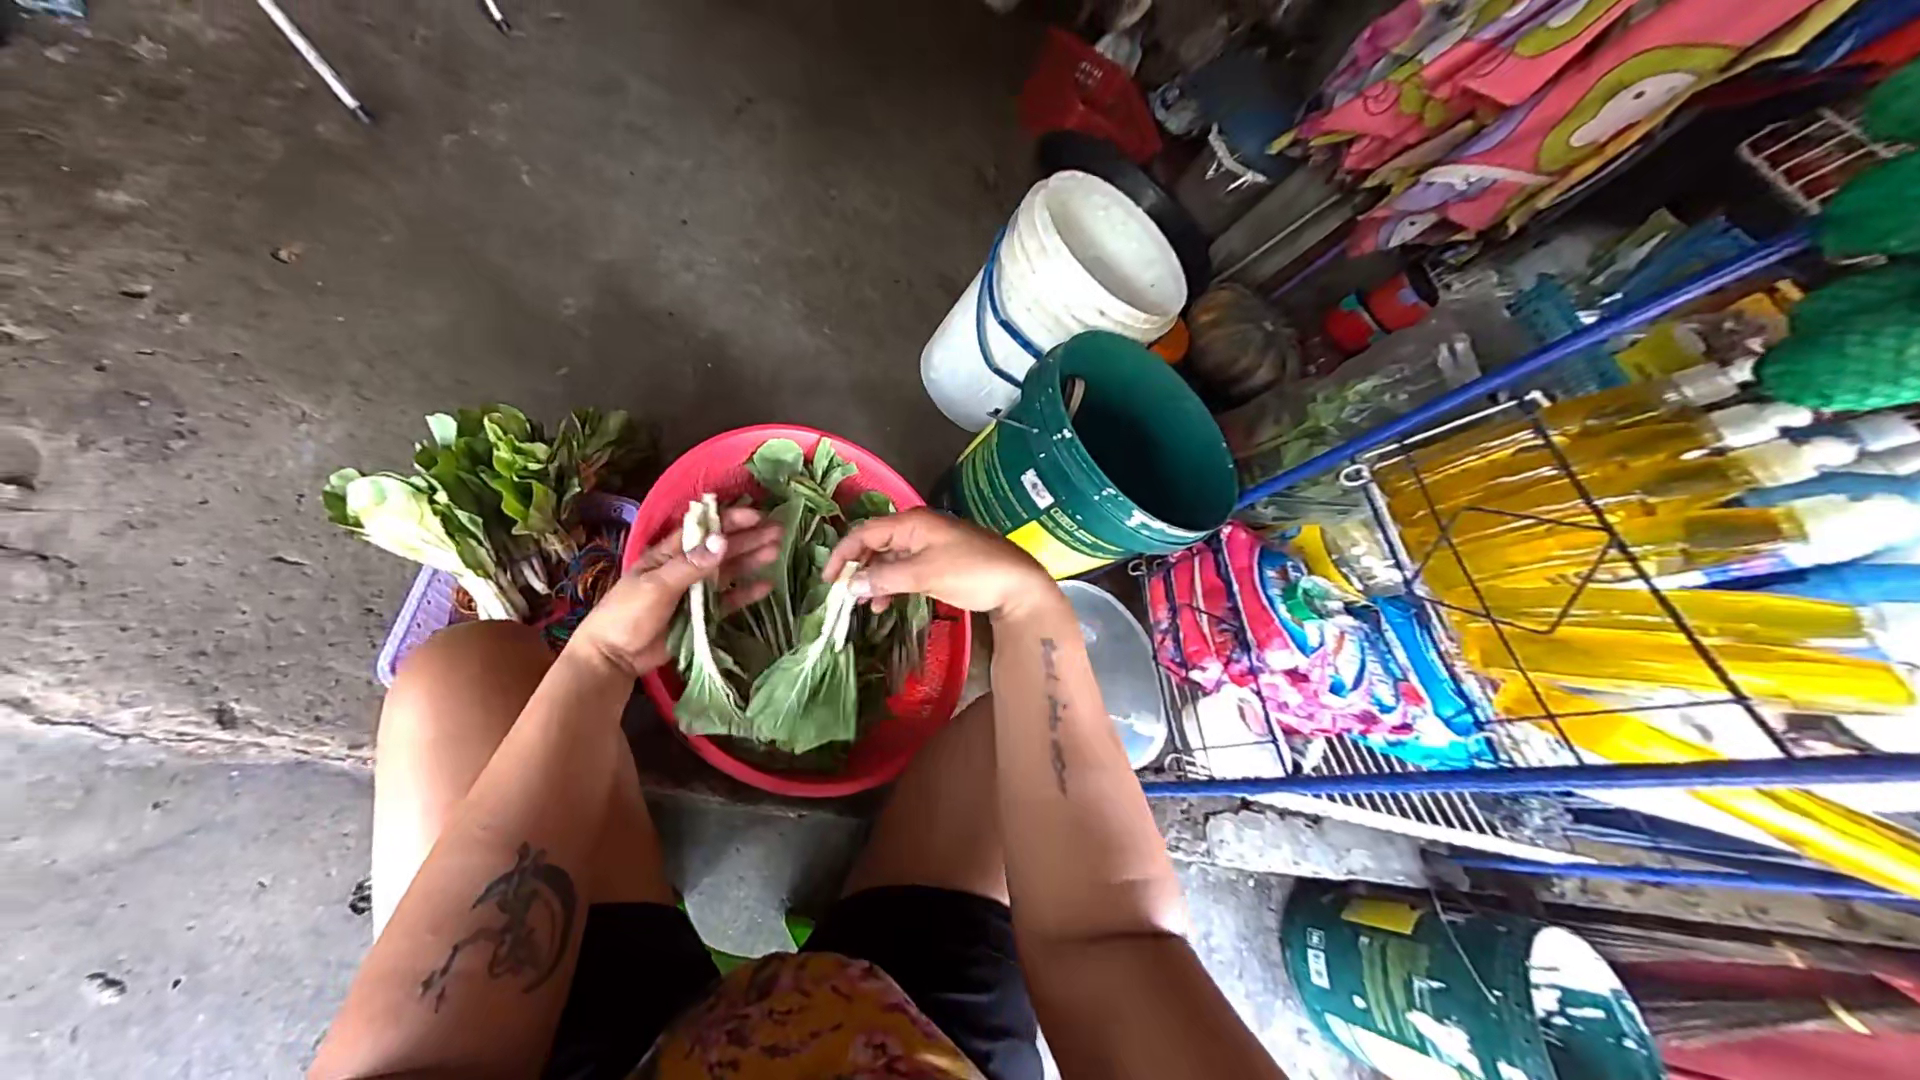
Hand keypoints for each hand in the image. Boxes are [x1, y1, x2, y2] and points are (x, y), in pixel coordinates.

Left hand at [571, 507, 782, 677]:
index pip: (704, 530)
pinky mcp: (704, 614)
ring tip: (776, 551)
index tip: (757, 516)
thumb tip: (724, 541)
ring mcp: (696, 591)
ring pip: (729, 571)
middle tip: (778, 531)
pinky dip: (747, 593)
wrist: (615, 657)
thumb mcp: (657, 585)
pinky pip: (730, 600)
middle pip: (722, 549)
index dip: (730, 520)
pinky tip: (766, 585)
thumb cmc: (627, 614)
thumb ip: (692, 565)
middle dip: (749, 538)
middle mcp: (686, 567)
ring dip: (752, 560)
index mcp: (669, 554)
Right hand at [821, 507, 1057, 618]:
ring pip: (889, 559)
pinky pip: (904, 569)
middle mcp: (917, 529)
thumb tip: (851, 585)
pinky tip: (884, 604)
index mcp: (912, 523)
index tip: (828, 580)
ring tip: (864, 606)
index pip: (865, 532)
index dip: (843, 554)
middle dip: (857, 567)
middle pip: (875, 543)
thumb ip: (885, 578)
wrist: (1016, 584)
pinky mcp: (937, 561)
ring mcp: (928, 545)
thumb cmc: (971, 572)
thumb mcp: (924, 575)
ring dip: (874, 579)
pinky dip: (891, 584)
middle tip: (842, 593)